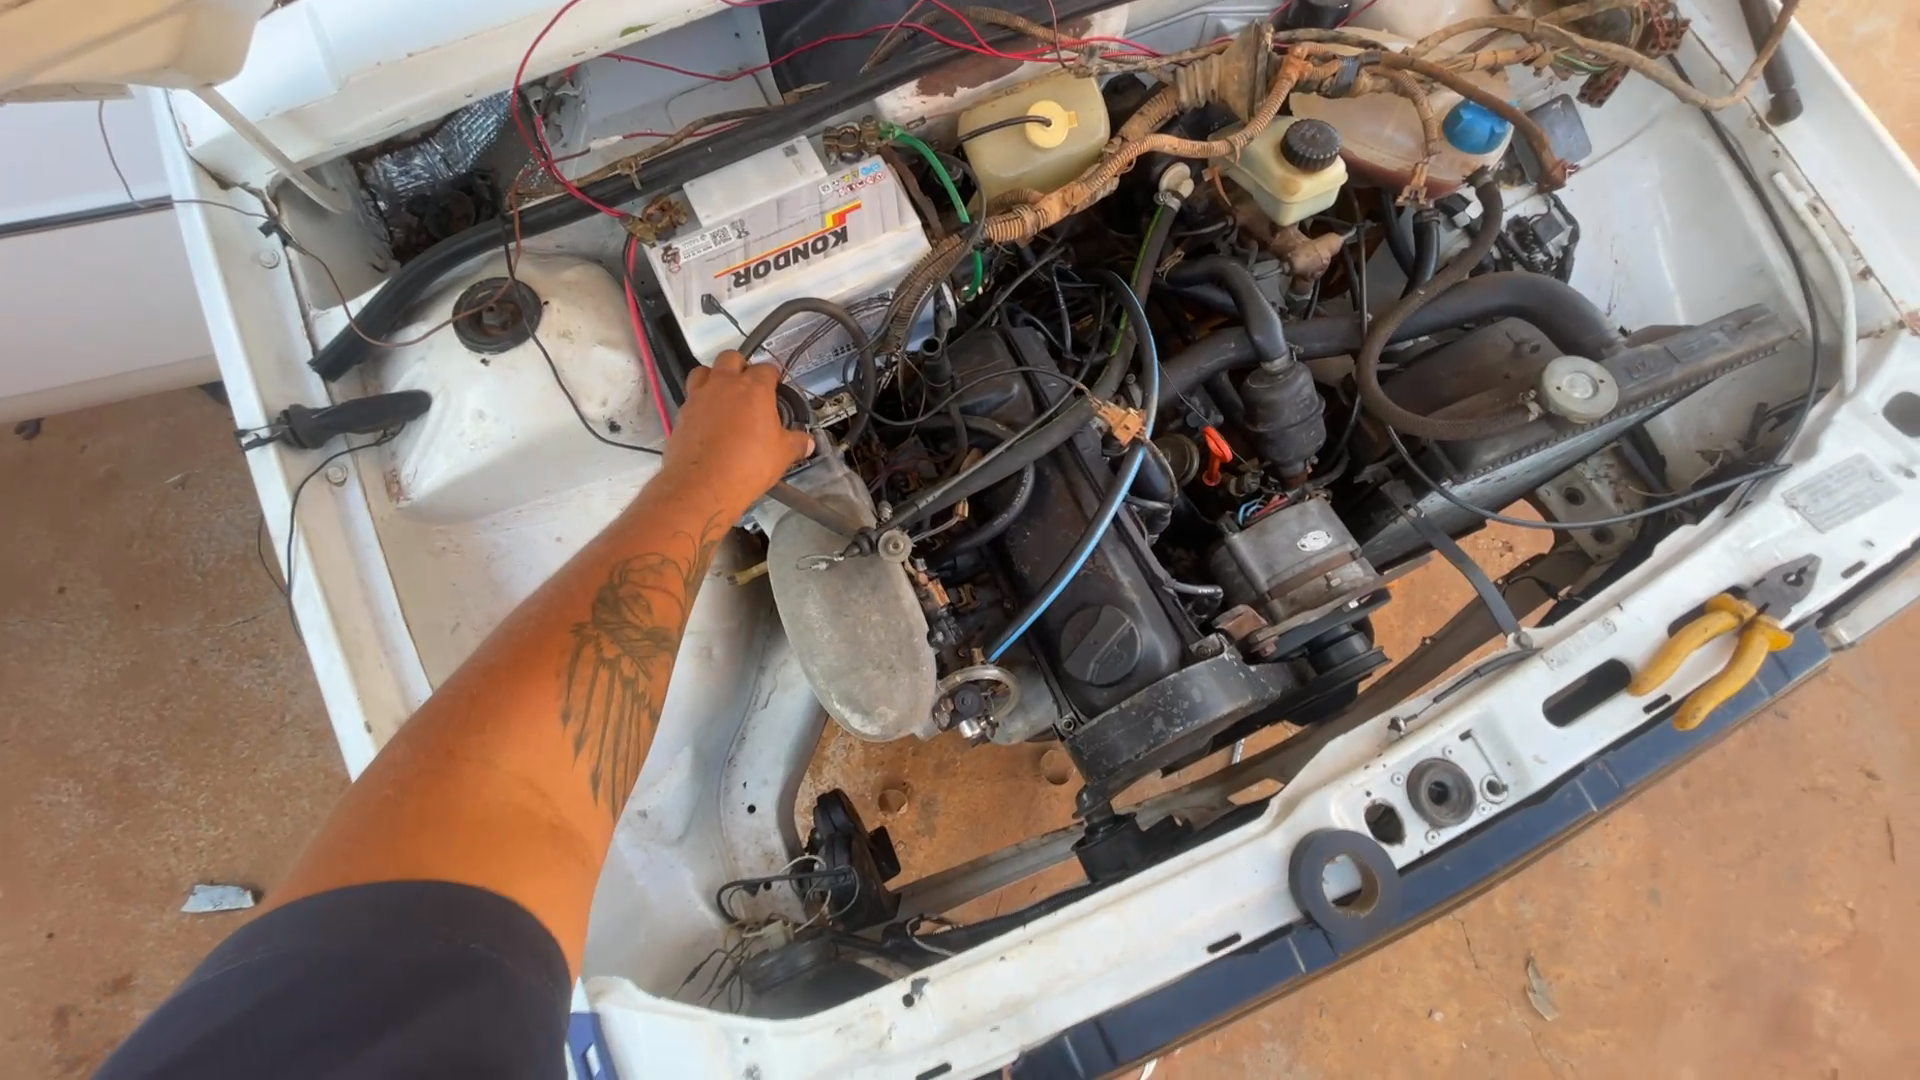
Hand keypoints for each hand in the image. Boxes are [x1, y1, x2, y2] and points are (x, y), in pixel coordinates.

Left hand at [657, 351, 812, 514]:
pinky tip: (708, 421)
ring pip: (703, 371)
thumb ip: (796, 443)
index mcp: (754, 388)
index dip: (773, 377)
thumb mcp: (783, 455)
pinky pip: (691, 397)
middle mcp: (724, 384)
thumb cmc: (748, 464)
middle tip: (748, 386)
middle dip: (741, 366)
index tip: (776, 386)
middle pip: (731, 358)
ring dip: (714, 377)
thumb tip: (807, 443)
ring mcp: (698, 396)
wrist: (703, 485)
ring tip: (723, 396)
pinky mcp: (681, 413)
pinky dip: (700, 403)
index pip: (766, 369)